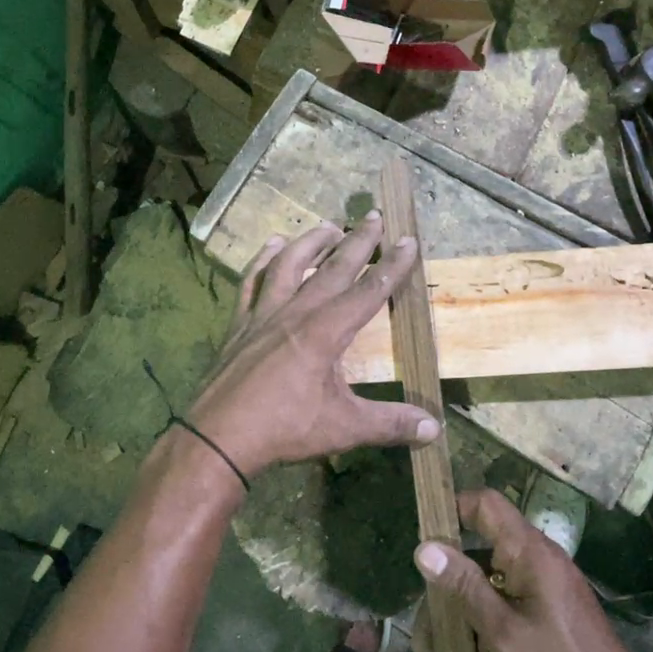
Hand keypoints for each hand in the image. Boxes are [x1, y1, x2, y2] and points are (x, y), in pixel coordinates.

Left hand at [187, 214, 439, 478]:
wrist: (218, 435)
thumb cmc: (284, 429)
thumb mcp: (344, 429)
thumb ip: (390, 423)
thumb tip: (434, 428)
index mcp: (326, 332)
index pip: (369, 291)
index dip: (392, 266)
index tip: (408, 240)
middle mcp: (296, 312)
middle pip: (332, 268)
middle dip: (357, 241)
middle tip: (374, 215)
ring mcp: (263, 314)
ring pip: (289, 264)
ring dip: (311, 242)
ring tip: (328, 225)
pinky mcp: (239, 323)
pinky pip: (252, 281)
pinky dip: (263, 260)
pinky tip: (271, 245)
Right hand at [414, 490, 652, 651]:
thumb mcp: (503, 633)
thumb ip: (464, 587)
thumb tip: (424, 547)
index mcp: (532, 553)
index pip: (486, 504)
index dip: (452, 507)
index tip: (421, 532)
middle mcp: (540, 561)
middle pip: (482, 548)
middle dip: (447, 576)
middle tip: (420, 612)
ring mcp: (546, 589)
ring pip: (490, 581)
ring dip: (460, 607)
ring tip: (430, 645)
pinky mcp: (550, 615)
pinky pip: (506, 602)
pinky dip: (481, 620)